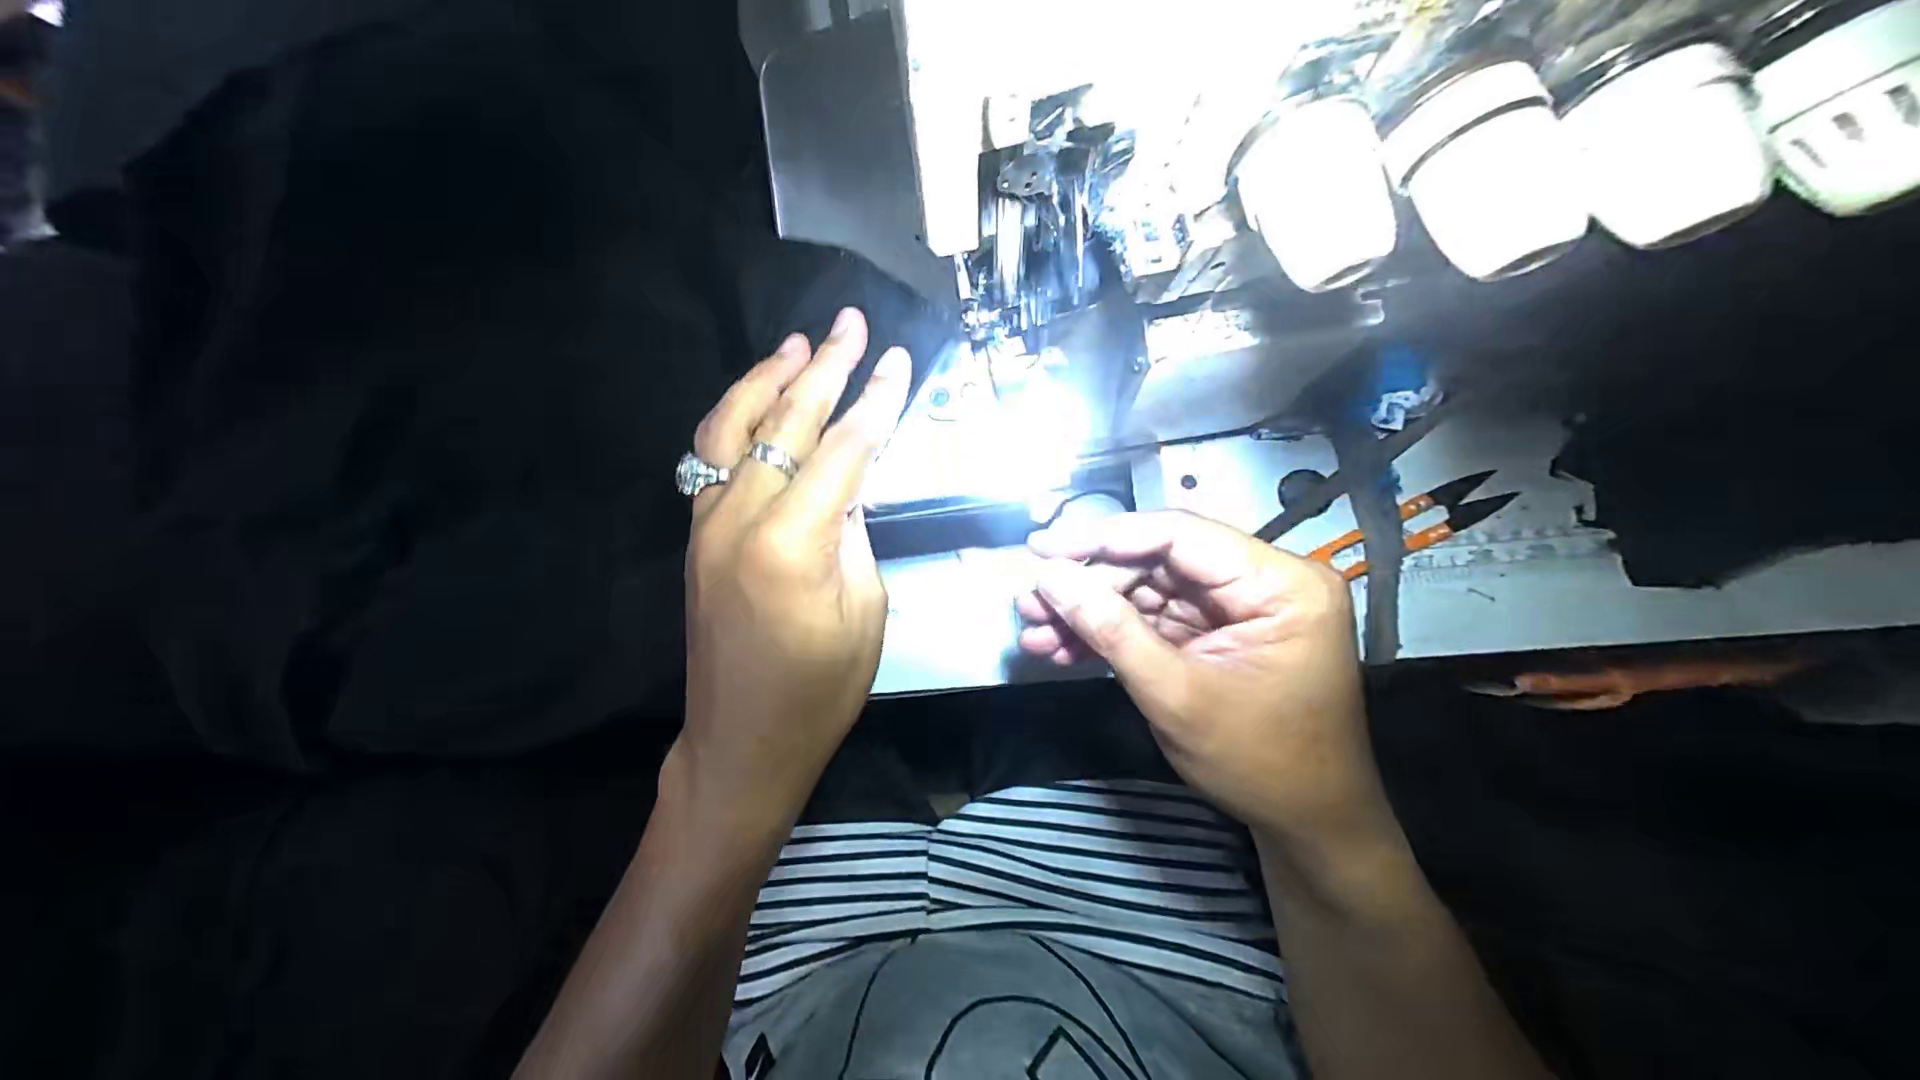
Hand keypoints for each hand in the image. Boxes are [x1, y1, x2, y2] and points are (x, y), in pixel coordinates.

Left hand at [677, 308, 909, 825]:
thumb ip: (856, 534)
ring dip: (768, 379)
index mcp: (792, 543)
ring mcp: (707, 524)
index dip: (877, 402)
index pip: (843, 450)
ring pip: (732, 428)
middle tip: (852, 325)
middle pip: (786, 423)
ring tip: (800, 344)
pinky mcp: (696, 536)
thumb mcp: (865, 611)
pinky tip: (759, 399)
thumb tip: (852, 482)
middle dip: (826, 369)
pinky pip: (711, 458)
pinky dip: (736, 417)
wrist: (742, 742)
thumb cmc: (819, 691)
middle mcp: (739, 519)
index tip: (899, 360)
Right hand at [1014, 511, 1388, 846]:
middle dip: (1089, 587)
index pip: (1180, 535)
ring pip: (1147, 590)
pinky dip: (1110, 634)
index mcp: (1280, 583)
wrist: (1303, 824)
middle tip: (1029, 604)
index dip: (1103, 538)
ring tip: (1033, 631)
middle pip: (1156, 562)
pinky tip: (1061, 648)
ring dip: (1090, 613)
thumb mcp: (1176, 696)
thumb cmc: (1258, 763)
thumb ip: (1111, 630)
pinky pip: (1155, 619)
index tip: (1042, 550)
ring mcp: (1238, 607)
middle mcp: (1263, 581)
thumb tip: (1049, 577)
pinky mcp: (1216, 632)